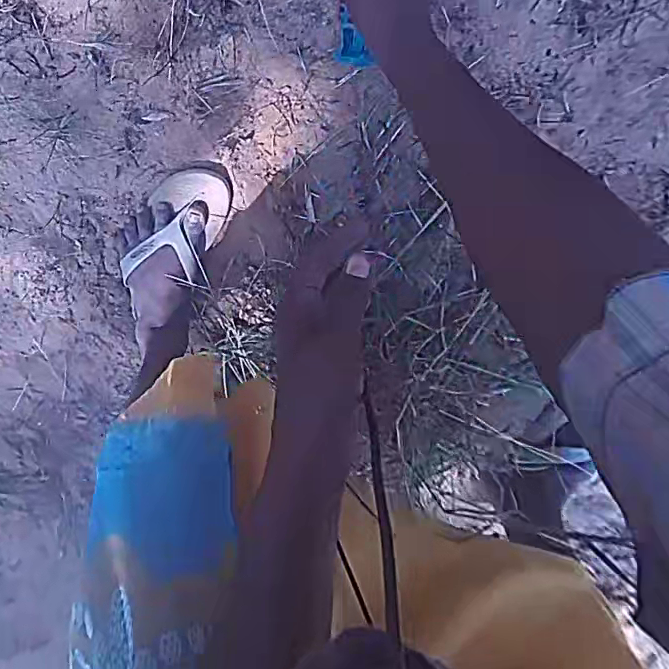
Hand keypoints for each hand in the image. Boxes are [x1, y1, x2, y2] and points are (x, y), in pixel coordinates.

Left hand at [274, 218, 381, 427]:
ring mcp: (309, 336)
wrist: (312, 447)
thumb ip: (348, 299)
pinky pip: (337, 314)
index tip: (367, 222)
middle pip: (318, 273)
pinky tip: (367, 302)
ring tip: (372, 258)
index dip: (339, 239)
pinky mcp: (323, 356)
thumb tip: (361, 258)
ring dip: (347, 273)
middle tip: (370, 233)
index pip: (316, 261)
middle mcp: (298, 316)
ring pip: (327, 293)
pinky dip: (352, 300)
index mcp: (296, 306)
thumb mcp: (338, 340)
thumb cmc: (322, 390)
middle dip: (341, 250)